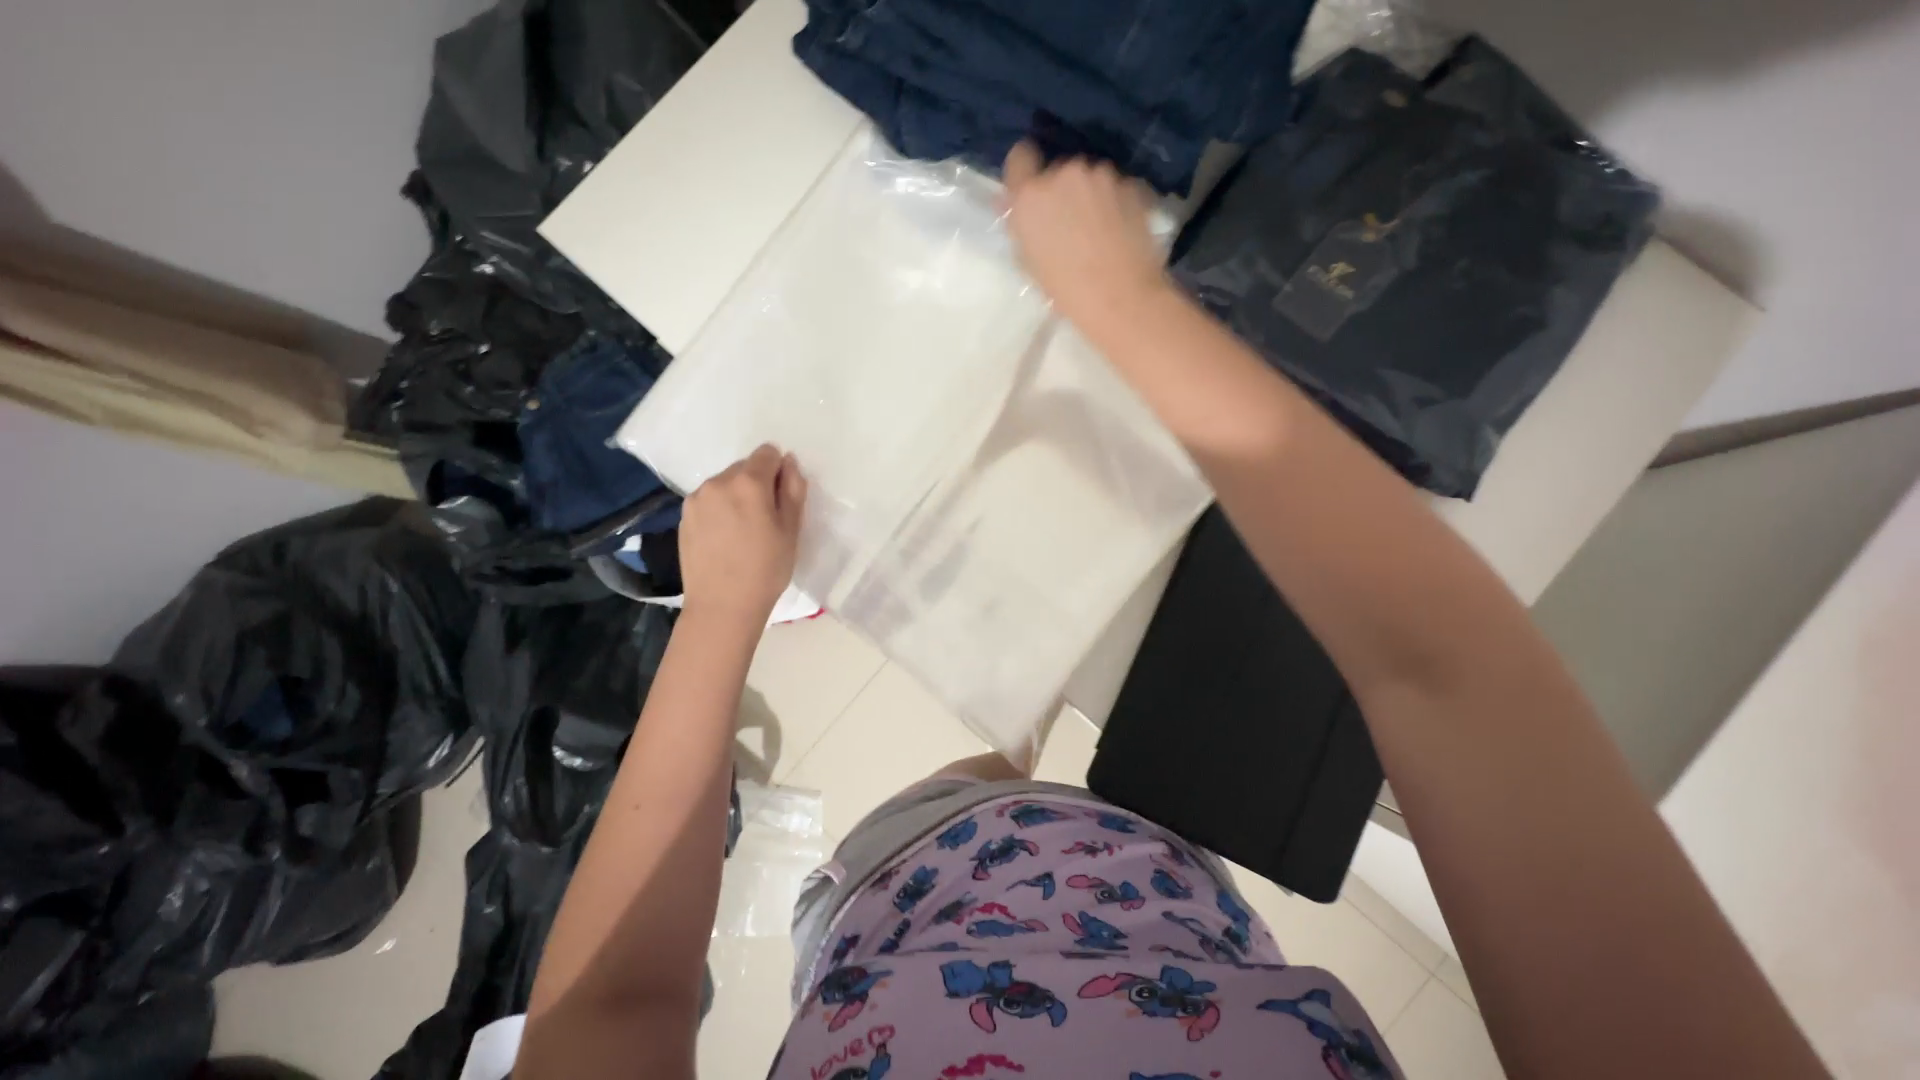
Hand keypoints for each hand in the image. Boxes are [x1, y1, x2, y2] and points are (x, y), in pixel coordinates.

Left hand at [680, 444, 806, 623]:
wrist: (722, 606)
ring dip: (736, 497)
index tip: (780, 500)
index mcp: (748, 482)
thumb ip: (792, 489)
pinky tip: (723, 540)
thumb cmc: (766, 570)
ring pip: (724, 484)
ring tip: (742, 533)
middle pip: (744, 468)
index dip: (778, 472)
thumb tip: (788, 462)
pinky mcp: (684, 517)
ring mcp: (697, 499)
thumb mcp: (791, 530)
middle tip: (763, 521)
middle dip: (756, 485)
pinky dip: (719, 511)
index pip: (767, 453)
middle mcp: (718, 482)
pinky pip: (708, 502)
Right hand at [1001, 141, 1170, 323]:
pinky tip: (1120, 229)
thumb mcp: (1028, 259)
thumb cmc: (1065, 288)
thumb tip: (1015, 205)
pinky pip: (1116, 187)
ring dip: (1090, 194)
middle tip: (1069, 221)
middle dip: (1062, 189)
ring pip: (1089, 177)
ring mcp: (1100, 175)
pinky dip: (1115, 202)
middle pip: (1057, 169)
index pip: (1020, 157)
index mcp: (1030, 194)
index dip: (1026, 170)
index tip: (1032, 188)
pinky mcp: (1131, 183)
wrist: (1121, 297)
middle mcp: (1063, 173)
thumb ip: (1021, 224)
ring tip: (1099, 228)